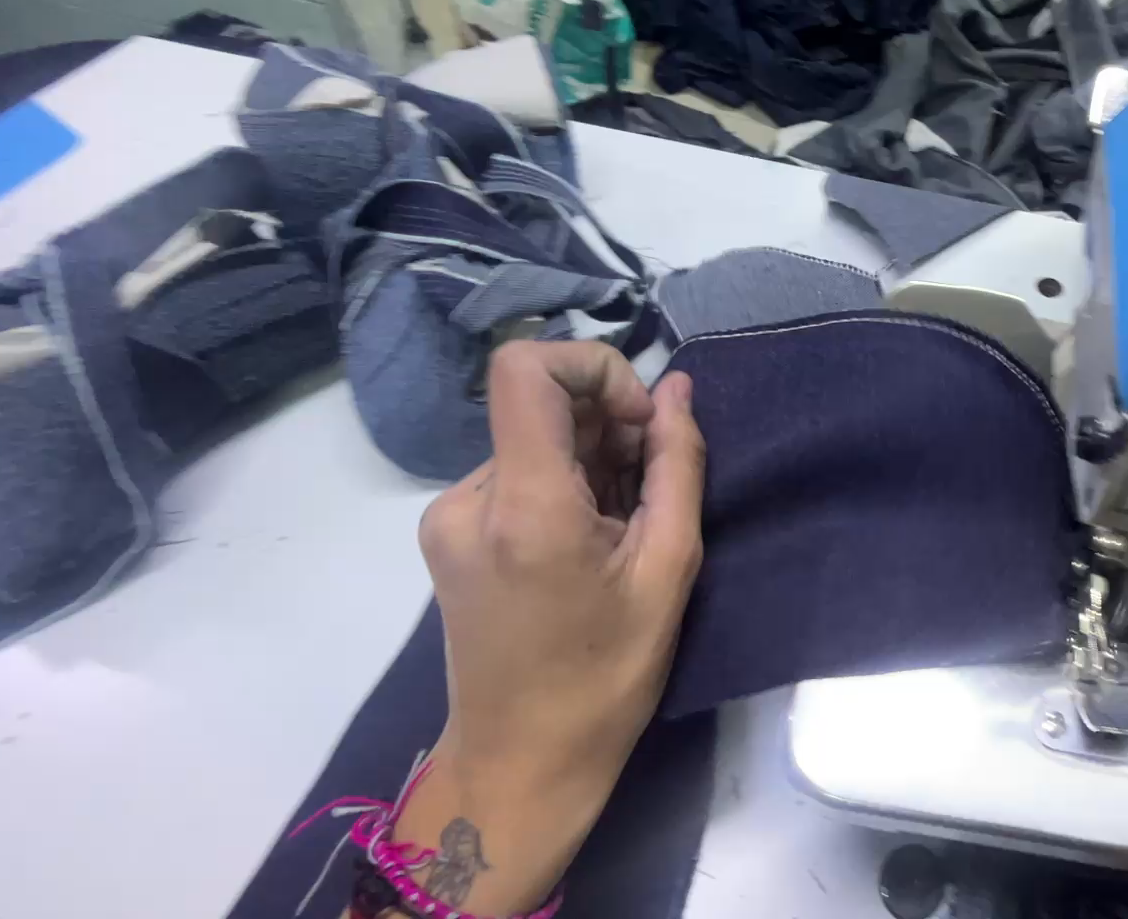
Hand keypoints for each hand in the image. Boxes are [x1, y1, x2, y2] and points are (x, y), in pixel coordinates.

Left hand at [393, 341, 705, 913]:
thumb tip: (677, 389)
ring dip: (593, 459)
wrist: (522, 760)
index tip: (639, 422)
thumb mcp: (669, 567)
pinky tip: (591, 540)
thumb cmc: (607, 674)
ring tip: (624, 527)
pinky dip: (566, 483)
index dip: (594, 367)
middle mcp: (468, 498)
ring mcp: (449, 515)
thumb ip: (677, 464)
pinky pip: (519, 471)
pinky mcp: (449, 532)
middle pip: (541, 403)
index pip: (526, 367)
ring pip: (535, 439)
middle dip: (609, 425)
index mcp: (523, 506)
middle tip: (650, 490)